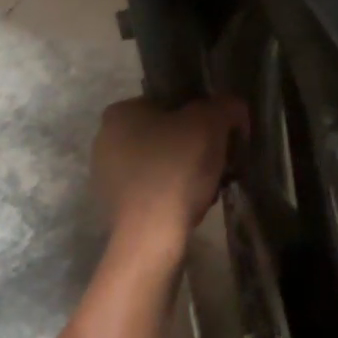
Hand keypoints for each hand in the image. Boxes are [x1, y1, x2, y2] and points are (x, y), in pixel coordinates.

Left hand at [91, 95, 246, 257]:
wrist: (152, 233)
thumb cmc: (177, 168)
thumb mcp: (211, 124)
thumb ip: (225, 106)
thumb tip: (233, 107)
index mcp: (120, 112)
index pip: (169, 103)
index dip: (200, 117)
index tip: (220, 136)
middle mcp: (104, 139)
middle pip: (165, 134)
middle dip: (193, 147)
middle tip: (218, 162)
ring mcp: (105, 174)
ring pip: (160, 163)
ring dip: (185, 171)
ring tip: (209, 186)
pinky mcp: (113, 205)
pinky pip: (151, 190)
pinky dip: (171, 194)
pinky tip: (190, 205)